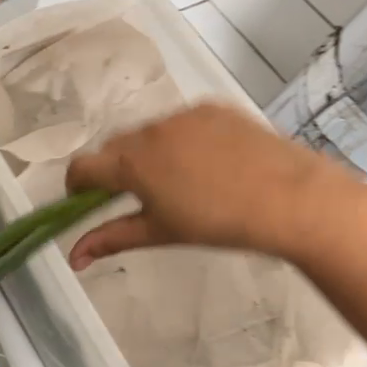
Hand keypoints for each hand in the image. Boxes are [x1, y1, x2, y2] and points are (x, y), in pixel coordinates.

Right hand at [63, 102, 366, 268]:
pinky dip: (181, 139)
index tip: (88, 201)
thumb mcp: (161, 233)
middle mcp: (149, 131)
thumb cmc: (221, 224)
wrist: (293, 198)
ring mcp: (181, 116)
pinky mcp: (211, 107)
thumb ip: (111, 239)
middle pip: (113, 147)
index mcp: (130, 163)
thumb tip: (73, 258)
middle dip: (115, 169)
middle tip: (138, 196)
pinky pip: (180, 122)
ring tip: (180, 181)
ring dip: (148, 153)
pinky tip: (208, 163)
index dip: (78, 185)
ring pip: (147, 133)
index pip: (82, 166)